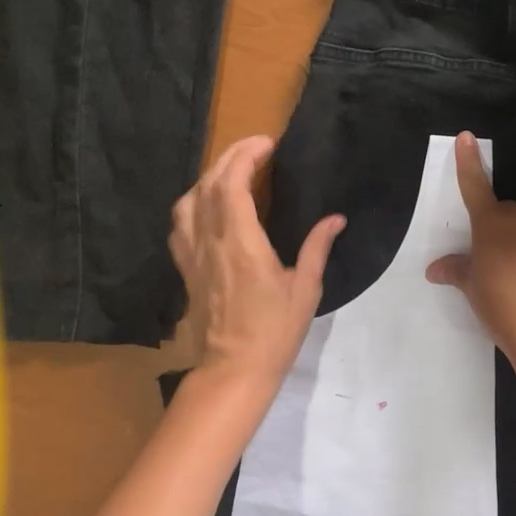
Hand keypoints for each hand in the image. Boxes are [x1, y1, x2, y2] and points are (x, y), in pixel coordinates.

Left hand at [169, 136, 344, 386]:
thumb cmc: (275, 332)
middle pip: (208, 185)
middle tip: (255, 148)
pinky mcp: (186, 270)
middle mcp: (211, 243)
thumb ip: (317, 248)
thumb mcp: (306, 289)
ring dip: (208, 178)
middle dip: (229, 158)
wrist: (233, 370)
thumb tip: (335, 219)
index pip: (232, 185)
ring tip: (231, 172)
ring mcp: (193, 256)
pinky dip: (193, 204)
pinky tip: (208, 207)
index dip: (245, 156)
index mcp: (242, 244)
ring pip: (188, 202)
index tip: (267, 144)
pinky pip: (180, 225)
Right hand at [426, 131, 515, 365]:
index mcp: (491, 224)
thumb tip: (436, 268)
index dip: (469, 162)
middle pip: (506, 214)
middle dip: (498, 230)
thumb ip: (456, 271)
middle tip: (491, 262)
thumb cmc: (503, 306)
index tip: (467, 137)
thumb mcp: (472, 290)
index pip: (475, 186)